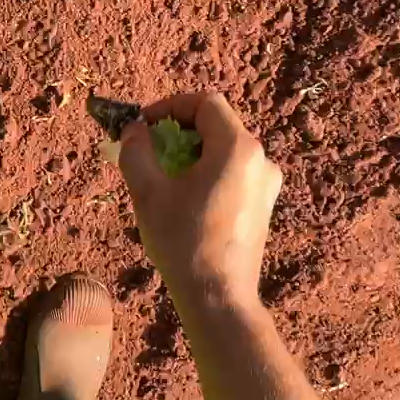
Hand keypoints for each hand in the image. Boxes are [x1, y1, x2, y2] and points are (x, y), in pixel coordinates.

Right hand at [117, 92, 281, 306]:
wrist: (218, 296)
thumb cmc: (182, 242)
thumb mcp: (148, 194)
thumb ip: (136, 153)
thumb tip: (133, 131)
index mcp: (237, 147)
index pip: (205, 103)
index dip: (169, 107)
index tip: (142, 128)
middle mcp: (261, 158)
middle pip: (216, 126)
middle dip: (177, 133)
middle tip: (146, 154)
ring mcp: (266, 183)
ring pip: (223, 152)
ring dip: (190, 155)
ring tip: (161, 181)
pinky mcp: (263, 205)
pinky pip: (232, 175)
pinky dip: (206, 175)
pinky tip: (183, 202)